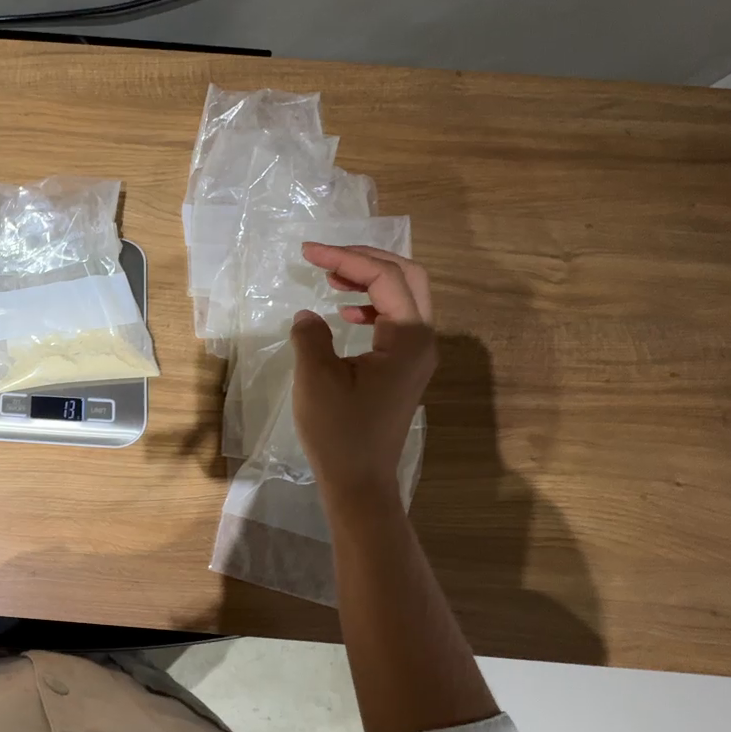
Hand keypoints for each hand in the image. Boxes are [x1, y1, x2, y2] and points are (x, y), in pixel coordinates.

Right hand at [289, 243, 436, 499]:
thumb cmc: (338, 430)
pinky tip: (344, 311)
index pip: (384, 278)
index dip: (346, 258)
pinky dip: (371, 305)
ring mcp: (416, 355)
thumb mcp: (316, 377)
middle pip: (407, 278)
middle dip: (366, 260)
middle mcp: (422, 340)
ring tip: (331, 279)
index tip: (308, 252)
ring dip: (369, 280)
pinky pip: (395, 320)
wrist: (358, 479)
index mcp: (408, 338)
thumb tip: (308, 315)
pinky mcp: (403, 368)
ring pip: (403, 297)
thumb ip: (311, 336)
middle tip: (325, 256)